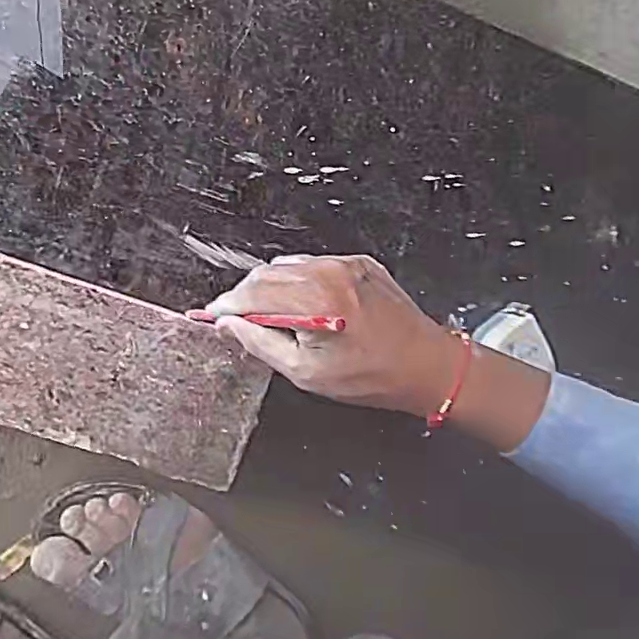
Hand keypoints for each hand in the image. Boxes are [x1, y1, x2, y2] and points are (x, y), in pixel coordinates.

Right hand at [202, 255, 460, 415]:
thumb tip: (229, 325)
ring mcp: (344, 265)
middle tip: (238, 320)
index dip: (227, 306)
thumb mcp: (305, 372)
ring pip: (284, 267)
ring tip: (275, 318)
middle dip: (244, 297)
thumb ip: (259, 343)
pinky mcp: (356, 263)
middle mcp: (329, 274)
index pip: (252, 293)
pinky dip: (296, 282)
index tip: (213, 315)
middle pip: (264, 275)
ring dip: (269, 288)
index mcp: (315, 302)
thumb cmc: (372, 375)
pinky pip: (310, 264)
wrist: (426, 365)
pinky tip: (303, 306)